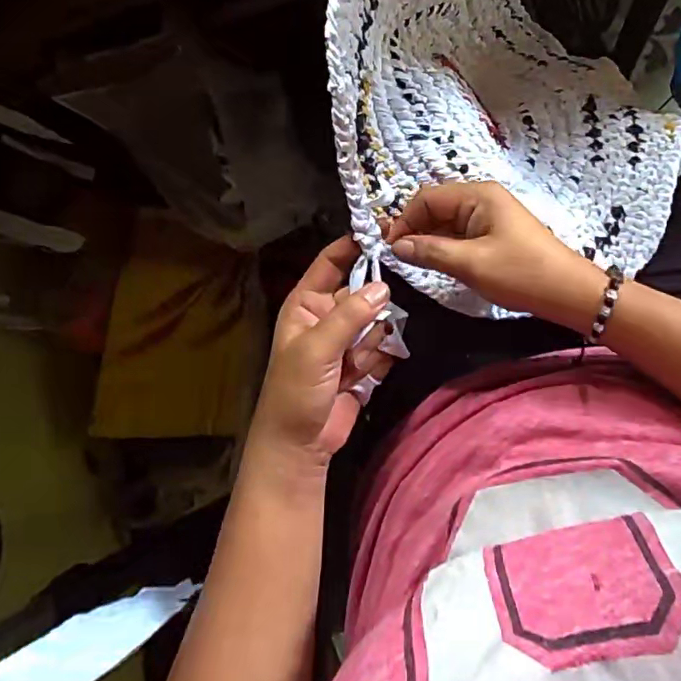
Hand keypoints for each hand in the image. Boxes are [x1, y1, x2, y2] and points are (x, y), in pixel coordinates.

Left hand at [249, 236, 395, 467]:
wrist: (299, 447)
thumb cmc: (294, 392)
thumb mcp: (317, 348)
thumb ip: (350, 315)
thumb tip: (382, 286)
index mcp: (306, 304)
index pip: (331, 262)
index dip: (354, 246)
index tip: (385, 233)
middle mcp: (326, 316)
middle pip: (361, 291)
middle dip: (373, 304)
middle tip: (377, 319)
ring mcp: (345, 341)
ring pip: (376, 321)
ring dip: (373, 340)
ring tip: (357, 363)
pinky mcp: (362, 364)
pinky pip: (382, 348)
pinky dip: (379, 359)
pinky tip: (364, 376)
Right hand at [386, 182, 607, 330]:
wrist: (569, 292)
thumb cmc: (521, 273)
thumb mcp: (471, 264)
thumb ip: (430, 252)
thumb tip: (396, 246)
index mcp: (478, 195)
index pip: (427, 197)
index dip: (404, 220)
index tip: (390, 248)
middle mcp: (482, 198)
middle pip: (436, 207)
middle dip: (414, 229)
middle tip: (397, 256)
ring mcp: (490, 216)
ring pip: (447, 222)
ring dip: (428, 239)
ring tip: (413, 262)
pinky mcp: (495, 234)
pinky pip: (460, 234)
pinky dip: (445, 246)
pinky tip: (435, 263)